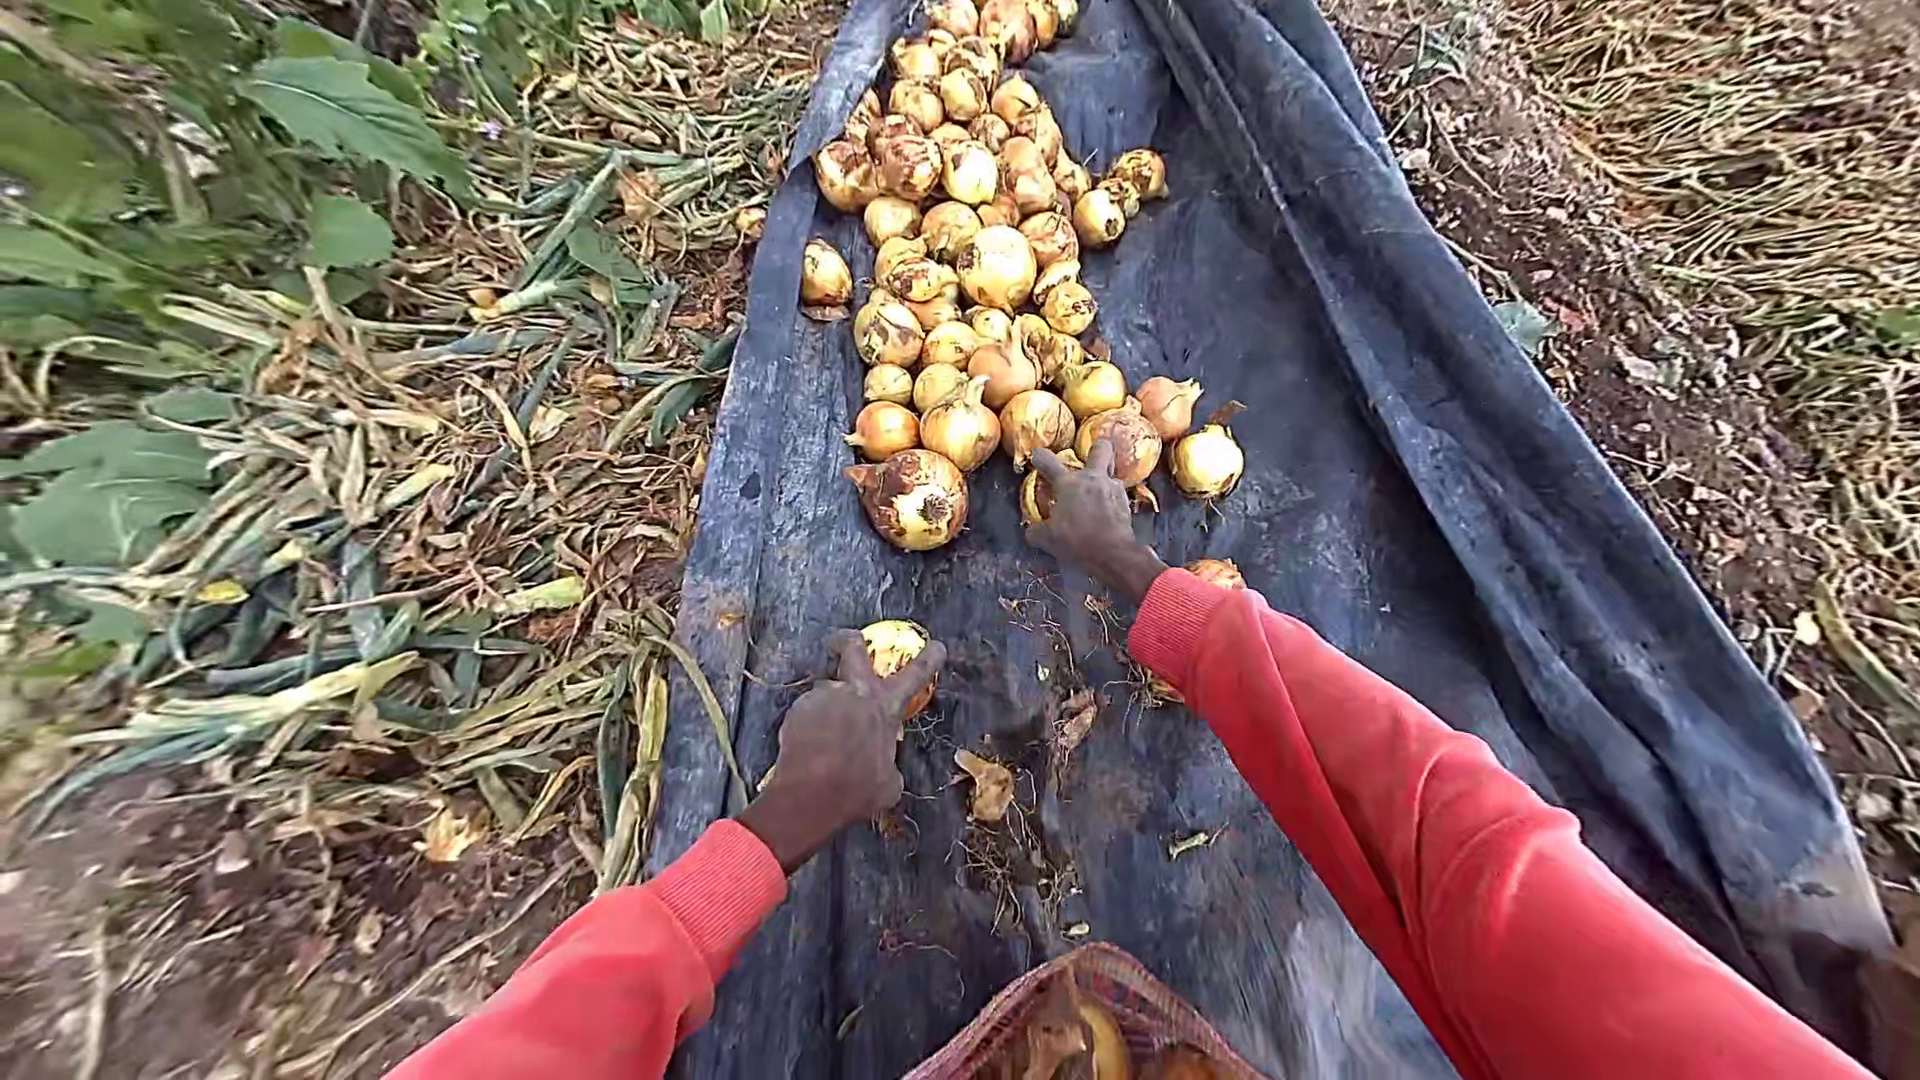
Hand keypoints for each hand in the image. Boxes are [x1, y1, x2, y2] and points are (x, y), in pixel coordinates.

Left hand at [736, 629, 946, 872]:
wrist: (809, 796)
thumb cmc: (856, 790)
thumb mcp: (888, 783)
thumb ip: (888, 762)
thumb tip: (883, 765)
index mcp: (885, 707)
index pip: (915, 675)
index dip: (929, 659)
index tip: (936, 646)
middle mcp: (855, 692)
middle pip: (852, 648)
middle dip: (849, 640)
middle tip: (847, 641)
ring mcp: (823, 697)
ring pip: (826, 692)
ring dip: (827, 708)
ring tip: (822, 739)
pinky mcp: (796, 710)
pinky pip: (806, 715)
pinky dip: (808, 728)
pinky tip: (808, 751)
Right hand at [1026, 440, 1166, 603]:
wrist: (1113, 554)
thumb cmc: (1076, 542)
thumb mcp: (1047, 540)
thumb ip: (1036, 531)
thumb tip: (1031, 531)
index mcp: (1068, 483)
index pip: (1049, 462)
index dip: (1040, 457)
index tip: (1037, 456)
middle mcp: (1092, 479)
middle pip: (1101, 448)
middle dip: (1097, 449)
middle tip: (1090, 460)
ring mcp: (1113, 488)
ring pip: (1112, 474)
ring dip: (1104, 482)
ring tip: (1097, 497)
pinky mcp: (1126, 503)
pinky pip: (1117, 495)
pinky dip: (1111, 501)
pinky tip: (1106, 513)